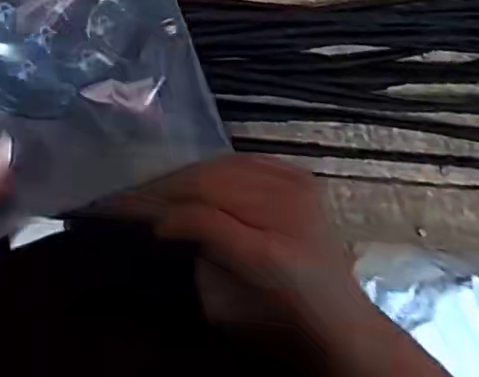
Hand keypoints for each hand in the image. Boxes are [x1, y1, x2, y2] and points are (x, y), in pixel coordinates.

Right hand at [118, 154, 447, 376]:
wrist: (341, 316)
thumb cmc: (280, 321)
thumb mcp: (231, 305)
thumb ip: (201, 256)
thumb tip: (168, 220)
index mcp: (271, 256)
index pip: (207, 219)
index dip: (170, 214)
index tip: (138, 214)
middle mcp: (288, 213)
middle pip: (215, 183)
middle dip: (171, 186)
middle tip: (137, 192)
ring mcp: (298, 189)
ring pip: (226, 165)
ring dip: (189, 173)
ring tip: (162, 183)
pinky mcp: (301, 176)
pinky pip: (246, 158)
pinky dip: (218, 164)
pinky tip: (197, 173)